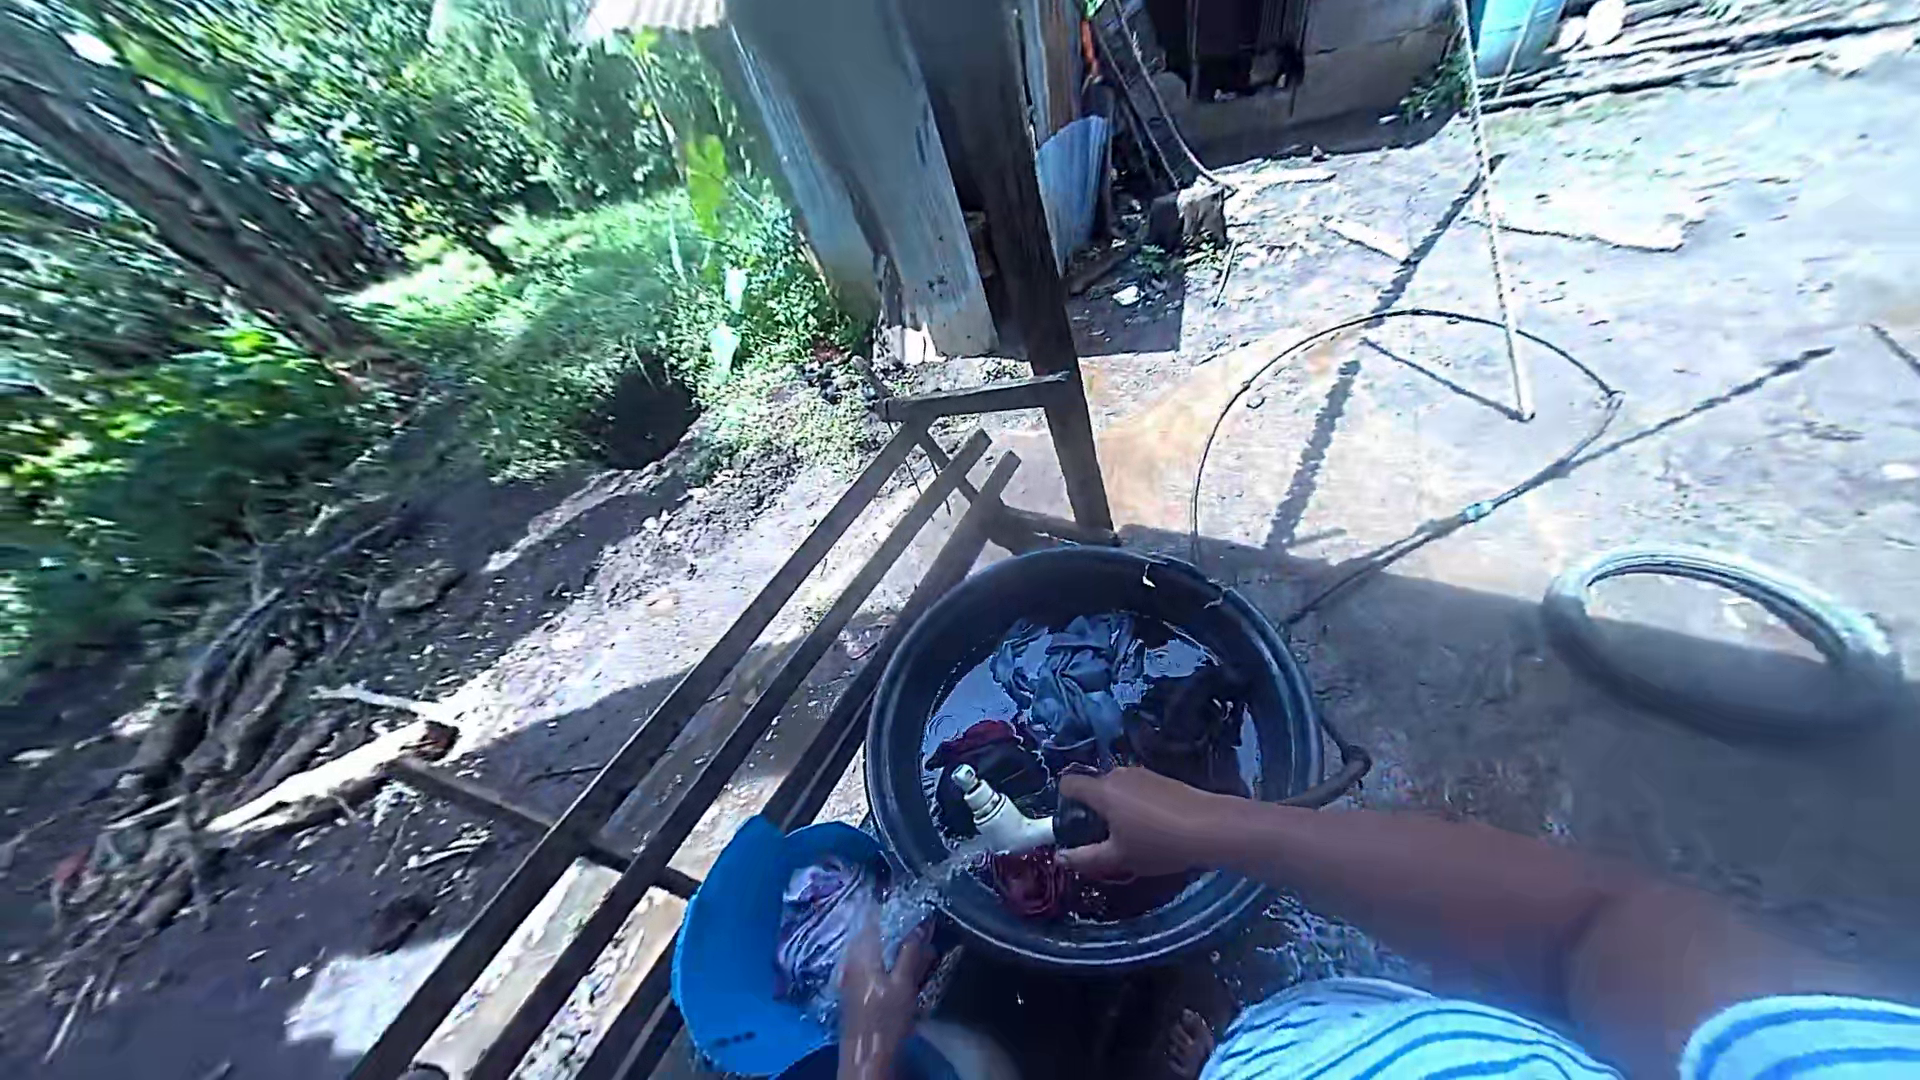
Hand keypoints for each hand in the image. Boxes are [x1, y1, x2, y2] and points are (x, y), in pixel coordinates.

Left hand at [838, 909, 932, 1079]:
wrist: (866, 1059)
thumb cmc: (885, 1019)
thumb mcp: (903, 982)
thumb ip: (911, 949)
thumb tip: (923, 922)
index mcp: (861, 950)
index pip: (877, 916)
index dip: (899, 910)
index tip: (918, 912)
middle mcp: (853, 956)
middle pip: (879, 933)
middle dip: (904, 933)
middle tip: (926, 936)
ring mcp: (852, 973)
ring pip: (879, 950)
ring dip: (901, 951)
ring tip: (924, 957)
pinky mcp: (857, 988)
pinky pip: (876, 965)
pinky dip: (892, 964)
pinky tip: (909, 974)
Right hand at [1057, 767, 1234, 878]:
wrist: (1210, 827)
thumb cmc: (1158, 844)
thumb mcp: (1120, 858)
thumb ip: (1086, 858)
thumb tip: (1060, 857)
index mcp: (1101, 790)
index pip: (1068, 783)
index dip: (1065, 801)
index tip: (1075, 823)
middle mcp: (1116, 774)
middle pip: (1093, 787)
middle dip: (1094, 810)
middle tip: (1106, 838)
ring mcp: (1140, 773)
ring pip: (1117, 788)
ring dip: (1117, 807)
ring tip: (1134, 836)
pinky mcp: (1160, 777)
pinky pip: (1136, 788)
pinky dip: (1137, 804)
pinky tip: (1155, 827)